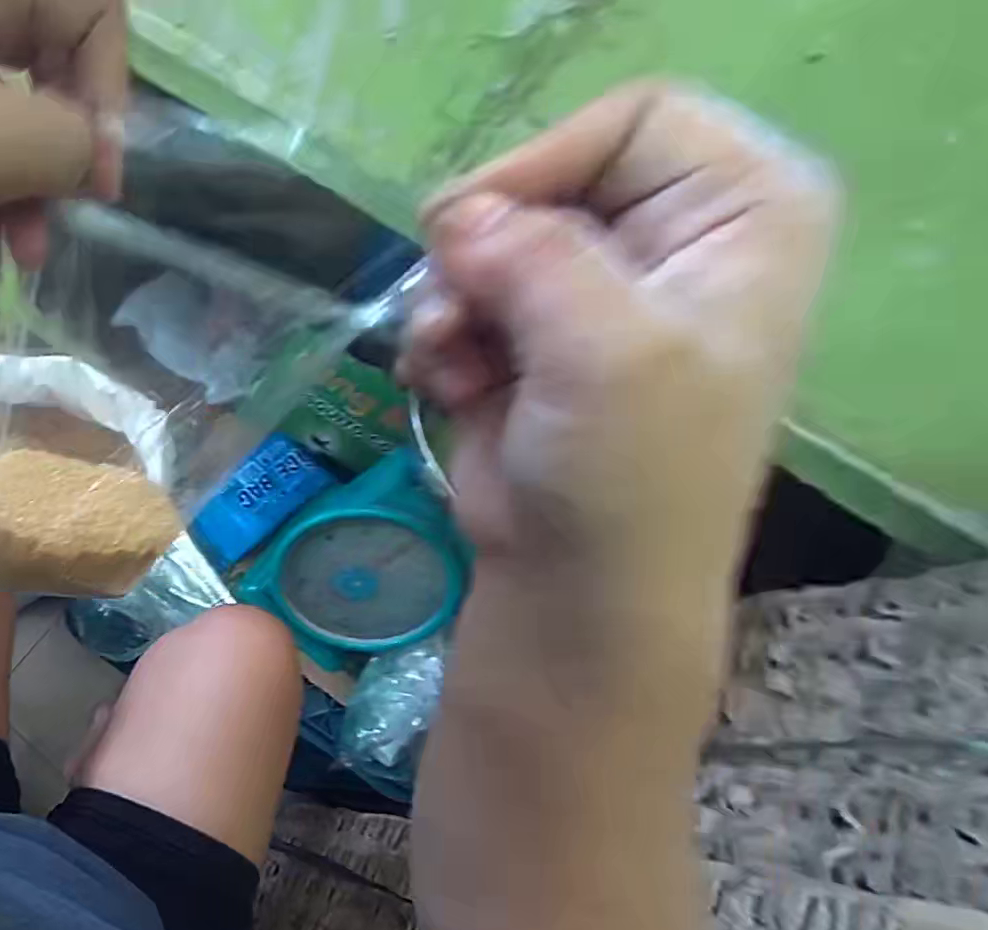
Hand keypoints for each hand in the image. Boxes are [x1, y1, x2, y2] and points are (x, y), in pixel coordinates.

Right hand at [397, 82, 838, 586]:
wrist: (573, 570)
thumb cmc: (628, 472)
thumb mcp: (609, 356)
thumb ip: (539, 265)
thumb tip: (451, 215)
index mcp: (731, 215)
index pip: (627, 124)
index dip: (538, 167)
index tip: (464, 231)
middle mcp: (650, 247)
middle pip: (533, 192)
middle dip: (475, 258)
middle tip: (453, 317)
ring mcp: (572, 300)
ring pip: (474, 255)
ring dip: (444, 311)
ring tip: (451, 367)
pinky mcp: (510, 346)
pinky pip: (447, 309)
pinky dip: (433, 346)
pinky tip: (446, 388)